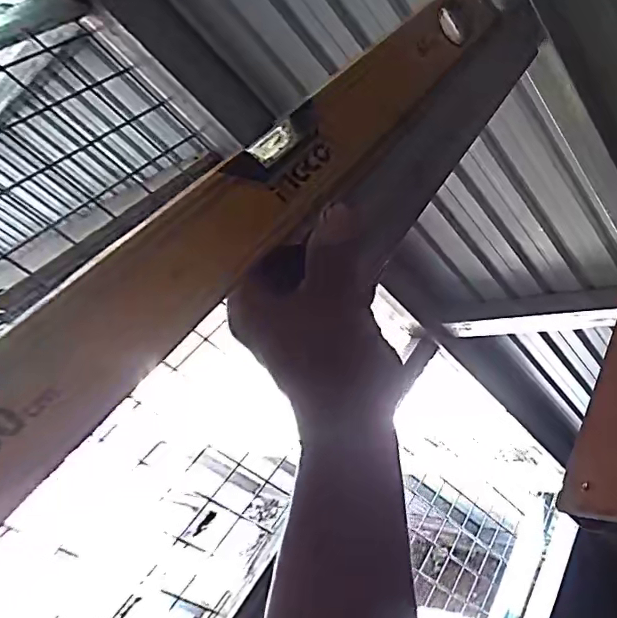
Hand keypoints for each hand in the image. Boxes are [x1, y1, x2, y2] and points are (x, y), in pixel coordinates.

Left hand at [230, 204, 402, 426]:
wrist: (356, 419)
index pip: (255, 249)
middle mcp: (266, 314)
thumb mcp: (333, 298)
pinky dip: (345, 277)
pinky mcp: (323, 334)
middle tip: (337, 211)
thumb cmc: (331, 363)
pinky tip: (366, 263)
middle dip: (312, 238)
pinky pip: (330, 294)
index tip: (308, 198)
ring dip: (331, 256)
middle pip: (284, 260)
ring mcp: (296, 325)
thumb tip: (338, 210)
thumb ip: (333, 253)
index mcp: (250, 306)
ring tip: (353, 229)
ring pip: (309, 276)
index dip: (279, 224)